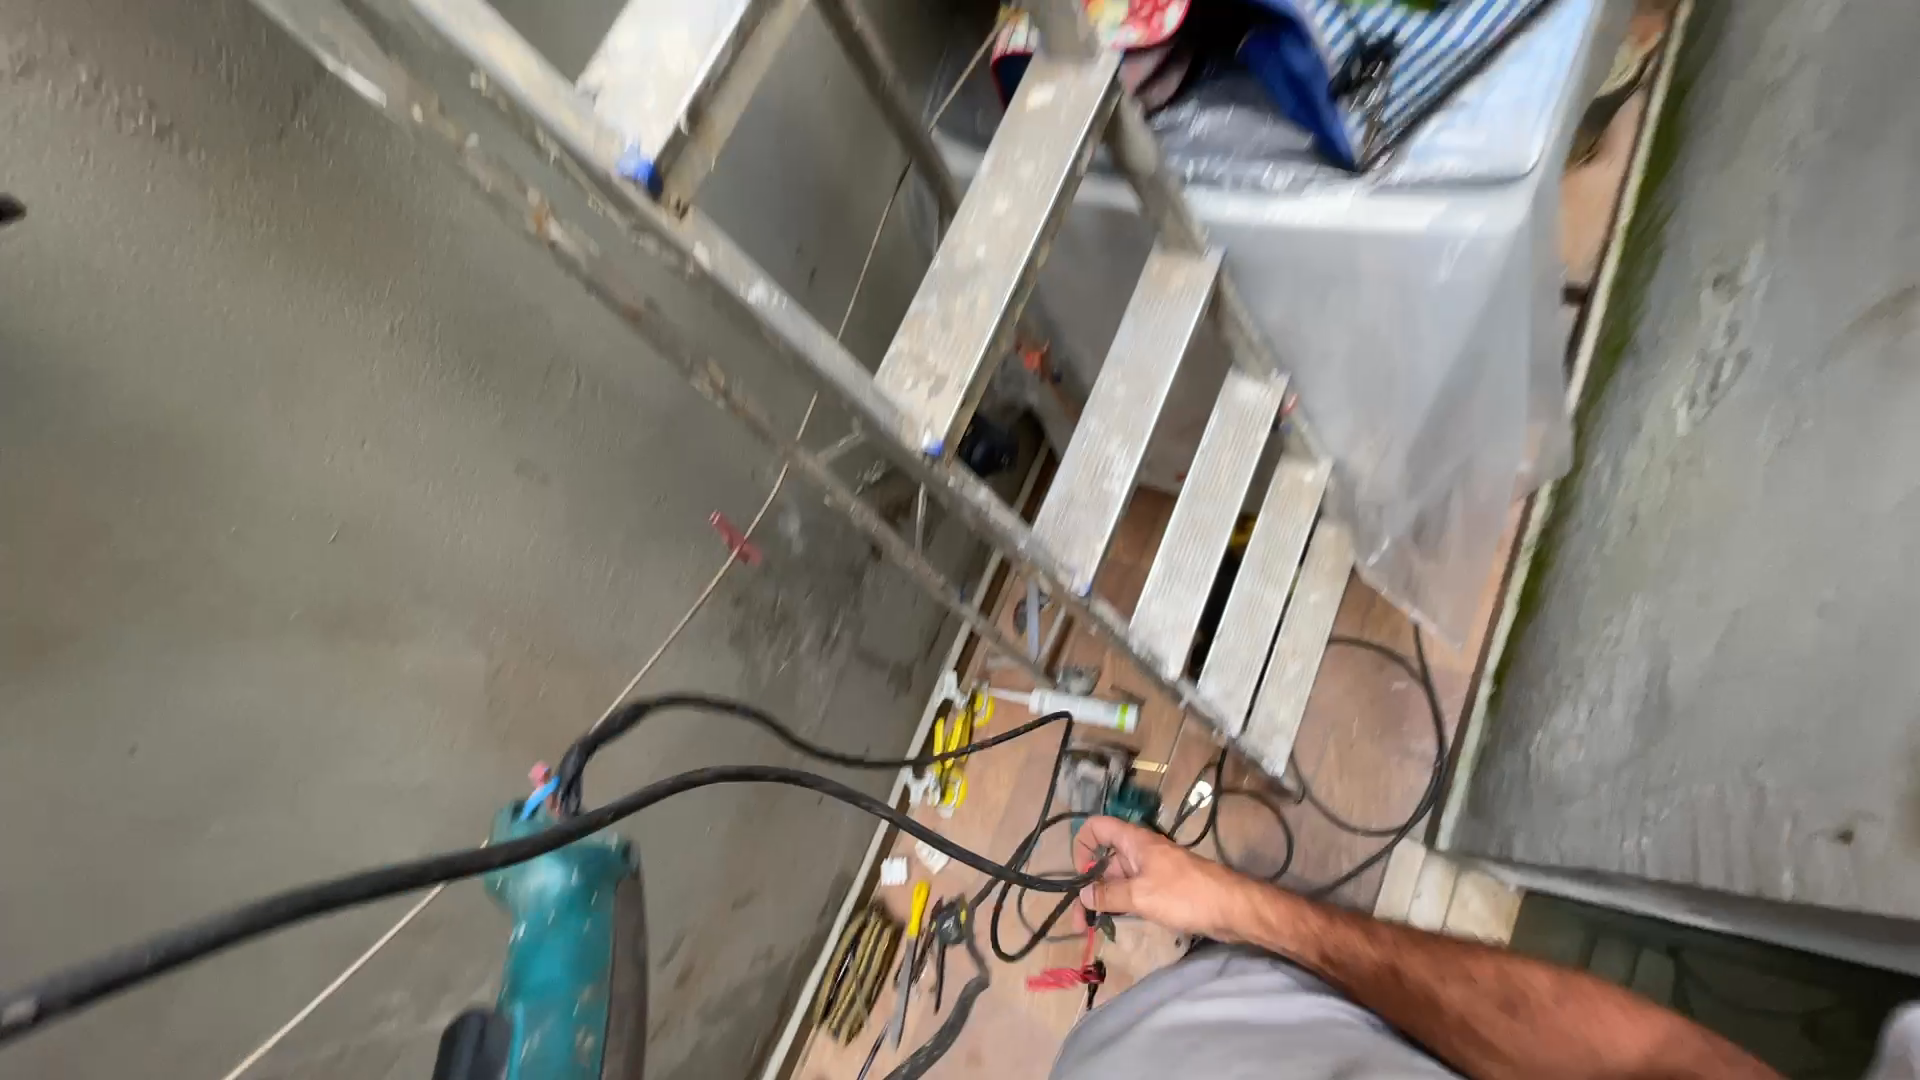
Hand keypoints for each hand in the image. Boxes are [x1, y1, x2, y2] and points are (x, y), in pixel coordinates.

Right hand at [1072, 815, 1266, 941]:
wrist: (1231, 908)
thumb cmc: (1184, 894)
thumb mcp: (1141, 895)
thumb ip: (1109, 895)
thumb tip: (1084, 894)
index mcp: (1133, 841)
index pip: (1097, 827)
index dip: (1082, 845)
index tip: (1080, 875)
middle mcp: (1140, 851)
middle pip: (1105, 860)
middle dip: (1089, 887)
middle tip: (1080, 922)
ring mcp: (1152, 870)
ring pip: (1119, 879)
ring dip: (1104, 900)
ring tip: (1092, 928)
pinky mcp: (1164, 889)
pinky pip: (1134, 891)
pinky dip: (1122, 904)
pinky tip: (1116, 922)